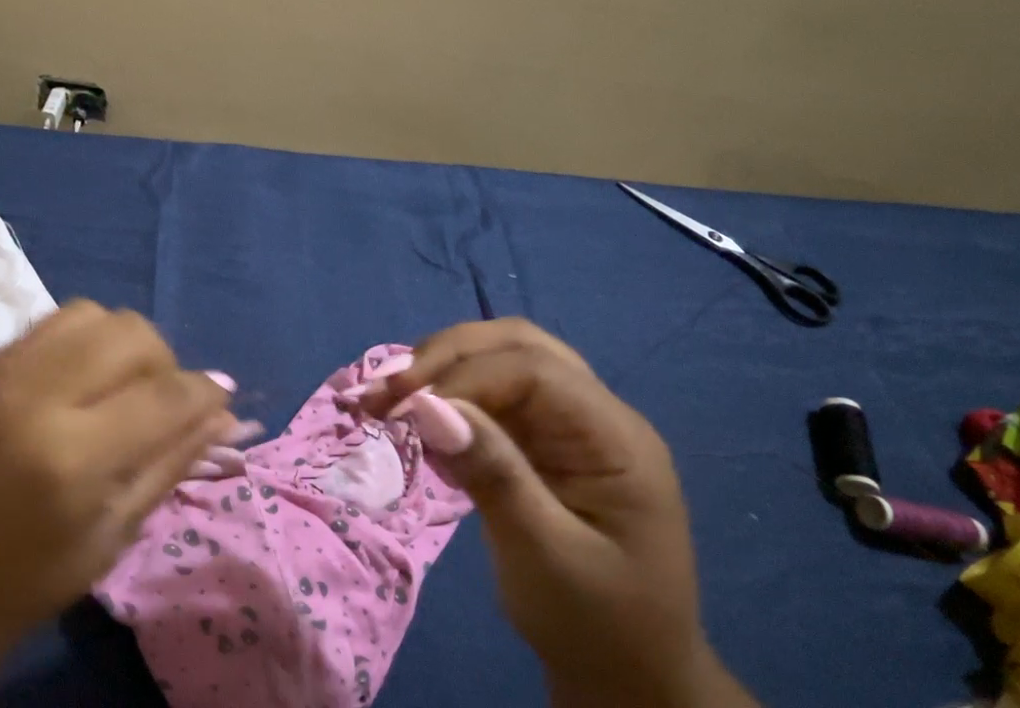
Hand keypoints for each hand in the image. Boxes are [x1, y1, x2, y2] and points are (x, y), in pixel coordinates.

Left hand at [0, 301, 233, 707]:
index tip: (222, 399)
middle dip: (165, 362)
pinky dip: (80, 344)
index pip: (165, 395)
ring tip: (117, 390)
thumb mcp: (112, 535)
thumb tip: (223, 414)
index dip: (206, 392)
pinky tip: (77, 385)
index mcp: (70, 456)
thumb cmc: (26, 582)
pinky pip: (48, 325)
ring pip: (90, 313)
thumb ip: (170, 464)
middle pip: (131, 332)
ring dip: (121, 344)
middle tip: (162, 403)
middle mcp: (33, 395)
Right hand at [361, 319, 754, 707]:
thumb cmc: (595, 623)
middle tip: (387, 389)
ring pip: (503, 362)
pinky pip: (495, 398)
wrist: (631, 679)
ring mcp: (572, 428)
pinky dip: (451, 400)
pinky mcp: (545, 446)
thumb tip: (427, 405)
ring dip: (444, 370)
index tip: (403, 411)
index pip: (533, 368)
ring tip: (391, 398)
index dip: (462, 376)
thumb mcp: (543, 554)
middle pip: (519, 345)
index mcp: (615, 437)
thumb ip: (492, 472)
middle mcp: (597, 416)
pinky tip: (420, 424)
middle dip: (447, 356)